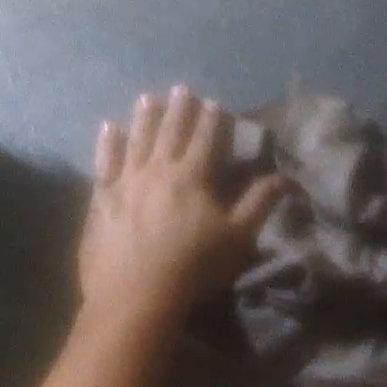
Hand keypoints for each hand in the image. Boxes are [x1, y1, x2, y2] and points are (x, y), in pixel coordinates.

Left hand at [78, 86, 285, 324]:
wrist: (135, 297)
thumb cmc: (194, 268)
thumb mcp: (238, 238)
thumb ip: (259, 203)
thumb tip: (286, 177)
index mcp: (193, 177)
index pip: (206, 140)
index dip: (212, 121)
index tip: (215, 103)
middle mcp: (157, 170)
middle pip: (170, 133)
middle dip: (178, 110)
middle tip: (181, 89)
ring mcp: (125, 182)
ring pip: (136, 140)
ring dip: (144, 118)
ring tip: (148, 98)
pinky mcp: (101, 199)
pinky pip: (104, 162)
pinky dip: (107, 143)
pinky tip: (108, 128)